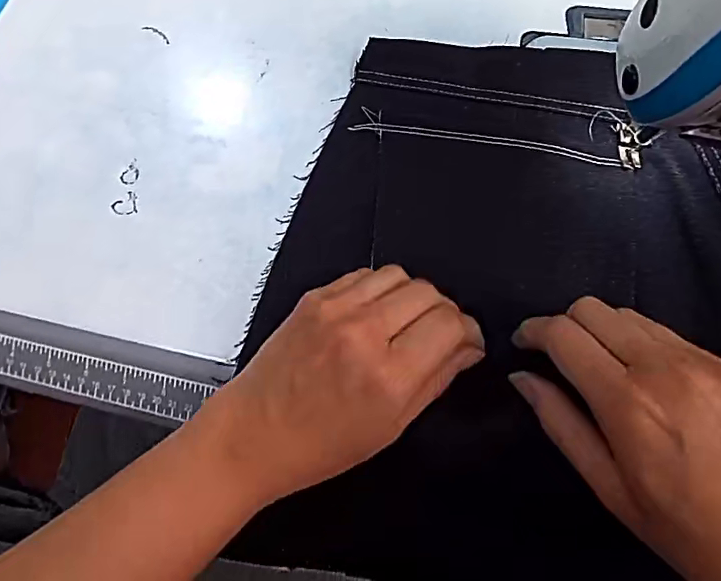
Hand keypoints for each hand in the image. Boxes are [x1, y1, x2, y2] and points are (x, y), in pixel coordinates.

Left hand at [189, 266, 484, 506]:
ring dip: (413, 295)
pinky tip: (374, 312)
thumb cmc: (321, 445)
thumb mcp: (392, 427)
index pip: (450, 324)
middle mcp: (365, 334)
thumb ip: (438, 380)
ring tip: (404, 320)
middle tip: (437, 332)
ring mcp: (337, 310)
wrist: (252, 435)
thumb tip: (468, 347)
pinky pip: (366, 274)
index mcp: (388, 377)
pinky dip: (380, 289)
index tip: (467, 339)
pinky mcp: (316, 296)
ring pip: (401, 275)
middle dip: (443, 312)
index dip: (468, 329)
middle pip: (430, 293)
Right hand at [511, 298, 720, 580]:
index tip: (525, 340)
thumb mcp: (614, 493)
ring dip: (611, 333)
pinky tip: (669, 393)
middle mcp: (666, 366)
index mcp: (629, 404)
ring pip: (637, 317)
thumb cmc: (691, 536)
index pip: (564, 334)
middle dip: (568, 322)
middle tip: (564, 355)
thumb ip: (562, 426)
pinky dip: (658, 353)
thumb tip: (524, 378)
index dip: (535, 329)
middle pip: (595, 308)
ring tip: (614, 373)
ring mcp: (709, 359)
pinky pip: (680, 340)